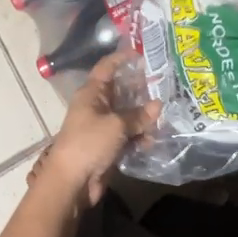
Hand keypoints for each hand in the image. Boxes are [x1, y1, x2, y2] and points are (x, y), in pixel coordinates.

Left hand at [31, 52, 158, 205]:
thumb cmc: (89, 143)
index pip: (107, 67)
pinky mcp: (108, 146)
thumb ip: (138, 115)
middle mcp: (96, 106)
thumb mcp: (116, 125)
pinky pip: (127, 135)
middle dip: (141, 90)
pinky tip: (154, 139)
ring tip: (166, 115)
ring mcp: (102, 127)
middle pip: (121, 91)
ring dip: (143, 117)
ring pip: (127, 115)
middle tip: (165, 86)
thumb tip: (157, 105)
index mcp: (92, 93)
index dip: (122, 58)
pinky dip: (139, 136)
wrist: (72, 182)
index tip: (143, 54)